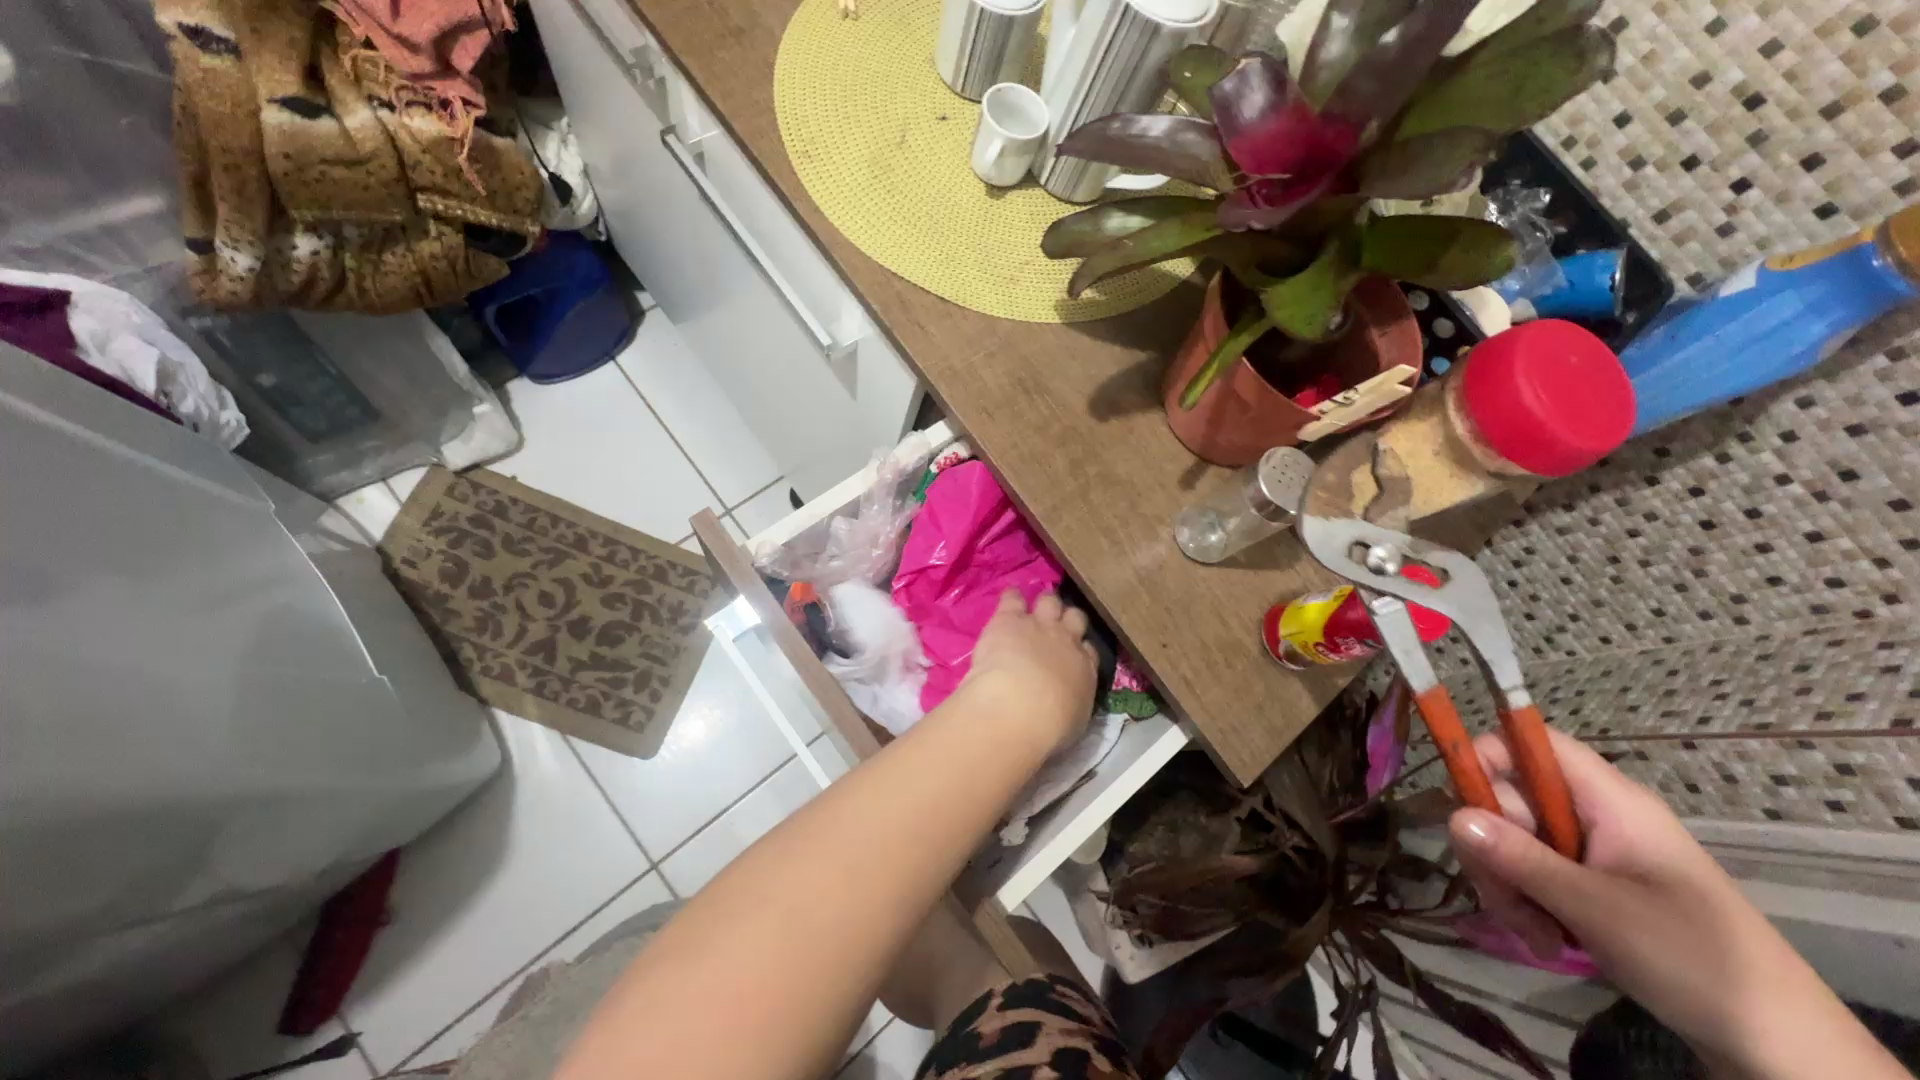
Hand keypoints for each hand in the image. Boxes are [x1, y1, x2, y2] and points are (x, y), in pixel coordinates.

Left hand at [962, 590, 1098, 753]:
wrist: (1020, 707)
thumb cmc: (1049, 727)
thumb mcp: (1074, 722)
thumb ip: (1072, 704)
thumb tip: (1067, 704)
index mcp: (1085, 670)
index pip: (1090, 652)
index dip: (1081, 649)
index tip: (1074, 653)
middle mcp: (1067, 642)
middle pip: (1075, 618)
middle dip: (1068, 619)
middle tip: (1057, 625)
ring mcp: (1039, 626)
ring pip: (1050, 601)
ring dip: (1044, 603)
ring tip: (1035, 607)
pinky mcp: (1010, 619)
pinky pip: (1014, 598)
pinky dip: (1012, 597)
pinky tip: (1008, 599)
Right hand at [1447, 729, 1901, 1078]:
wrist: (1772, 1037)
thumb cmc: (1690, 955)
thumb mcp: (1596, 908)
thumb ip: (1520, 859)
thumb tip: (1451, 815)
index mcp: (1609, 800)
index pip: (1531, 744)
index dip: (1488, 760)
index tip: (1462, 808)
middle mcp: (1596, 815)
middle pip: (1512, 801)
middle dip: (1493, 849)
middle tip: (1503, 899)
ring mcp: (1594, 852)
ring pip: (1515, 843)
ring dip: (1508, 886)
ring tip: (1535, 934)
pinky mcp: (1593, 886)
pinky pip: (1535, 876)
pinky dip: (1528, 906)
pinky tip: (1546, 941)